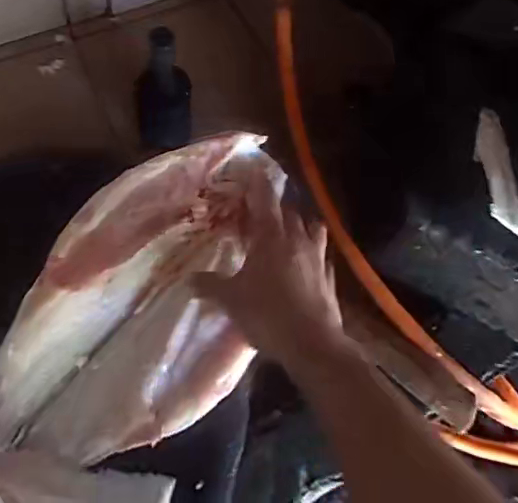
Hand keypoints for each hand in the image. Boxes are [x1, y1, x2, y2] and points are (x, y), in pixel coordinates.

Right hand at [193, 187, 347, 370]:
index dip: (258, 183)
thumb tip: (189, 279)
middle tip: (259, 212)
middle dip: (275, 207)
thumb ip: (211, 286)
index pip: (264, 198)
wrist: (314, 346)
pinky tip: (306, 262)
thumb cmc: (268, 314)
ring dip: (299, 225)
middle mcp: (296, 238)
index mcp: (271, 235)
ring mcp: (317, 256)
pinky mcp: (329, 277)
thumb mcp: (232, 300)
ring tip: (287, 231)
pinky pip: (321, 254)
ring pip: (310, 227)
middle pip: (288, 210)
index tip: (252, 170)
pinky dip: (313, 252)